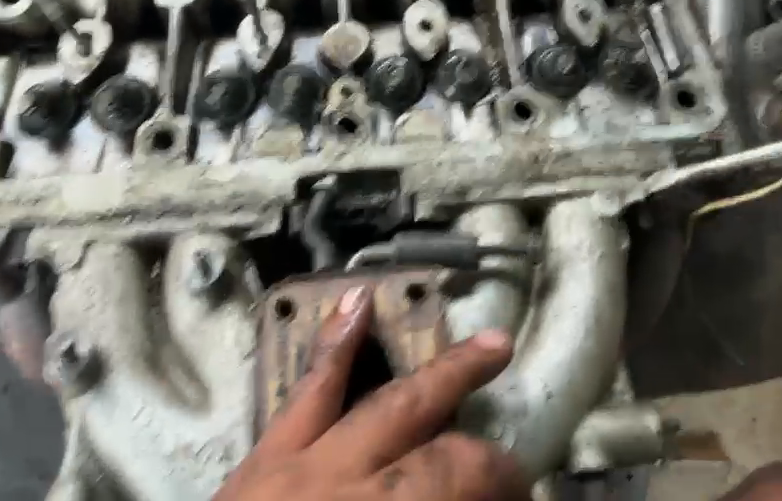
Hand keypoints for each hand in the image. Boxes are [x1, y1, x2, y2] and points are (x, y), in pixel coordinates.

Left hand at [215, 286, 527, 500]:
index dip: (500, 484)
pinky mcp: (259, 460)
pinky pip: (305, 392)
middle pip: (434, 451)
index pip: (457, 480)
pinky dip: (334, 343)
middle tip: (519, 459)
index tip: (522, 496)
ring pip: (383, 404)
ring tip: (490, 346)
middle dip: (484, 450)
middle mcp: (344, 487)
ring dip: (441, 375)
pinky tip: (356, 301)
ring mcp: (298, 467)